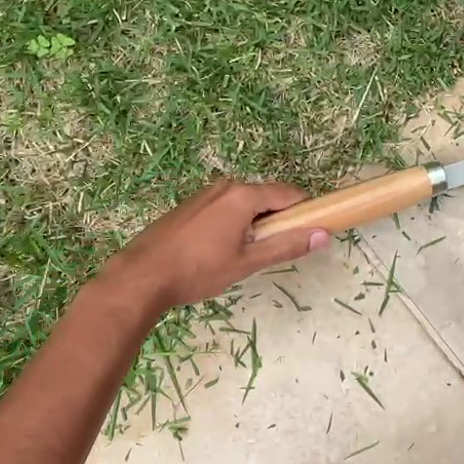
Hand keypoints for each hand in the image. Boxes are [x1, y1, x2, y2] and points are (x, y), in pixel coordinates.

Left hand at [96, 179, 327, 315]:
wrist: (139, 277)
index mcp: (243, 195)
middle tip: (273, 250)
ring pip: (243, 203)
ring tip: (243, 254)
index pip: (288, 194)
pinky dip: (232, 223)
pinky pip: (224, 208)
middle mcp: (226, 186)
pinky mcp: (190, 206)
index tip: (310, 231)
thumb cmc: (198, 271)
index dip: (303, 211)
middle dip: (276, 219)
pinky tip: (218, 250)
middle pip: (266, 197)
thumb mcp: (247, 263)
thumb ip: (286, 246)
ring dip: (253, 223)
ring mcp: (205, 194)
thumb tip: (323, 234)